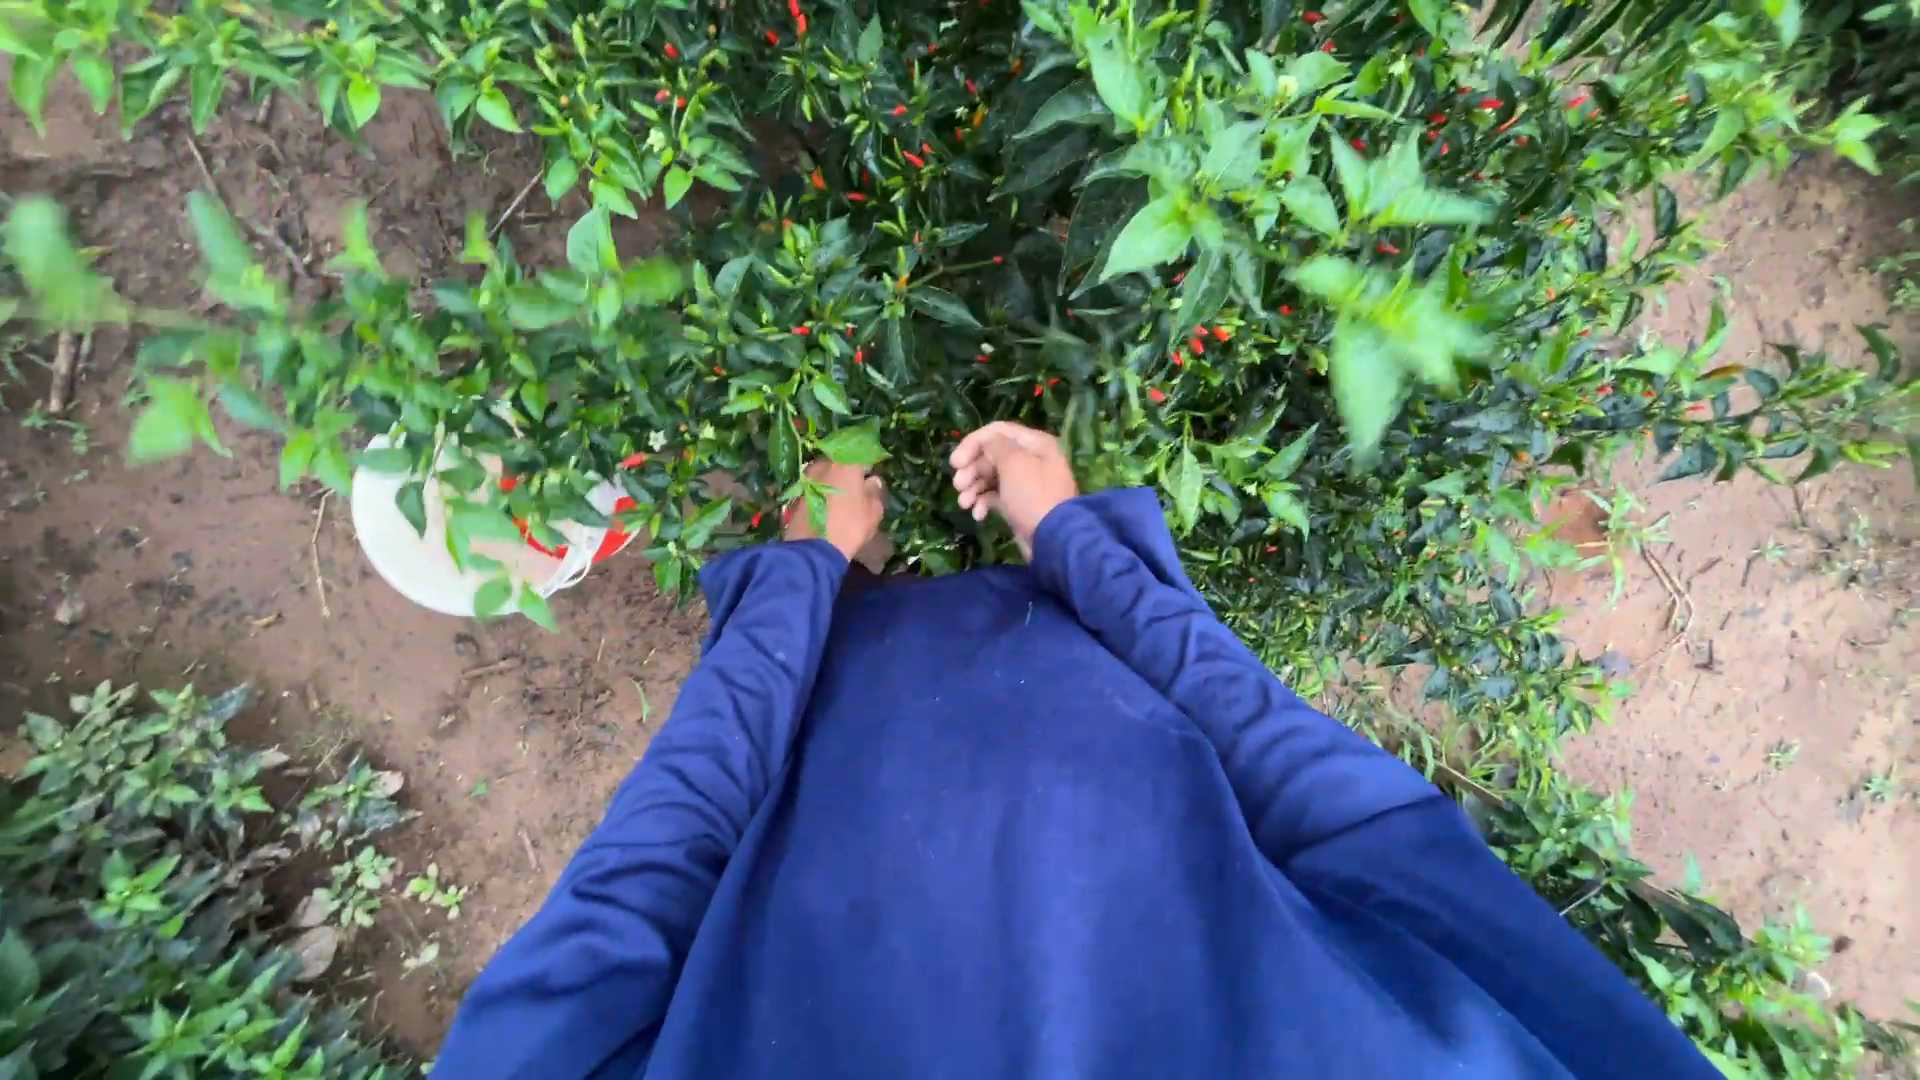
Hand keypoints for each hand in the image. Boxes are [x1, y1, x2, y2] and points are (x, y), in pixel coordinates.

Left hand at [784, 459, 884, 561]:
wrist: (812, 549)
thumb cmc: (850, 526)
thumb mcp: (873, 511)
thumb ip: (874, 492)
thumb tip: (871, 481)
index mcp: (846, 463)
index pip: (862, 455)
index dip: (868, 466)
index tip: (872, 475)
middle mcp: (824, 464)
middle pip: (840, 463)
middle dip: (849, 472)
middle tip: (857, 487)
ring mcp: (807, 478)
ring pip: (825, 475)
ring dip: (833, 482)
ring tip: (841, 499)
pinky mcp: (796, 494)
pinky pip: (815, 488)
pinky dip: (822, 493)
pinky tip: (828, 507)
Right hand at [949, 421, 1078, 559]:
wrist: (1053, 539)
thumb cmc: (1033, 496)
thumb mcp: (1014, 463)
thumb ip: (995, 445)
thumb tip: (985, 443)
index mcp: (1034, 444)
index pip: (996, 432)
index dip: (972, 444)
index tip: (955, 463)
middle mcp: (1030, 459)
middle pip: (990, 455)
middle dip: (971, 470)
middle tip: (957, 485)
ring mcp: (1024, 483)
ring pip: (990, 477)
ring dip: (972, 488)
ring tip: (963, 503)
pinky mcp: (1018, 504)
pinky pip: (995, 497)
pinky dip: (983, 503)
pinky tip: (978, 515)